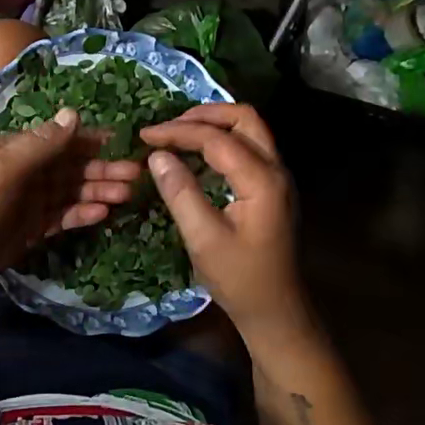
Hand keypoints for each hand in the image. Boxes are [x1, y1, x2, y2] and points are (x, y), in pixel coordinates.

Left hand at [0, 107, 140, 291]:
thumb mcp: (1, 169)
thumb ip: (40, 145)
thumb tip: (73, 115)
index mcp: (14, 151)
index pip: (60, 140)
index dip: (90, 141)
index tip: (121, 142)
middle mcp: (25, 174)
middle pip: (71, 167)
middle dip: (102, 169)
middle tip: (136, 175)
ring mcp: (28, 203)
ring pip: (72, 193)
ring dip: (99, 191)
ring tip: (128, 195)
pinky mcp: (30, 230)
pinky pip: (62, 218)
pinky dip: (82, 215)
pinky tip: (104, 214)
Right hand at [141, 103, 307, 333]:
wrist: (276, 310)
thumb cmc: (240, 279)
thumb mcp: (203, 239)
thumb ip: (180, 193)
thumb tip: (157, 156)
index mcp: (261, 180)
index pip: (217, 139)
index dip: (179, 132)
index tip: (145, 136)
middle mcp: (276, 170)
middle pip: (244, 119)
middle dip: (204, 114)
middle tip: (169, 125)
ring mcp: (278, 178)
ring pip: (250, 131)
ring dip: (215, 125)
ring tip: (179, 133)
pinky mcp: (273, 189)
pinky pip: (250, 148)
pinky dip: (224, 141)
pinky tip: (198, 155)